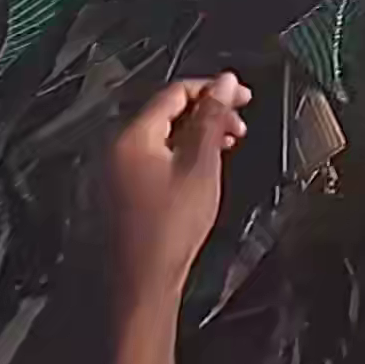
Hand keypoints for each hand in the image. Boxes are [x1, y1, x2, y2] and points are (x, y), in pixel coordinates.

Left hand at [108, 72, 251, 297]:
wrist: (144, 281)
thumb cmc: (172, 225)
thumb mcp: (202, 163)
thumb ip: (214, 117)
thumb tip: (226, 82)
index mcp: (135, 136)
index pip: (176, 92)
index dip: (213, 88)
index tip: (243, 95)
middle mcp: (122, 146)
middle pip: (171, 110)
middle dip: (210, 110)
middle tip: (241, 118)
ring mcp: (122, 167)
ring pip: (168, 131)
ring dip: (202, 129)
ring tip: (231, 139)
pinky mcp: (128, 186)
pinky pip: (161, 152)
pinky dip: (188, 148)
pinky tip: (209, 160)